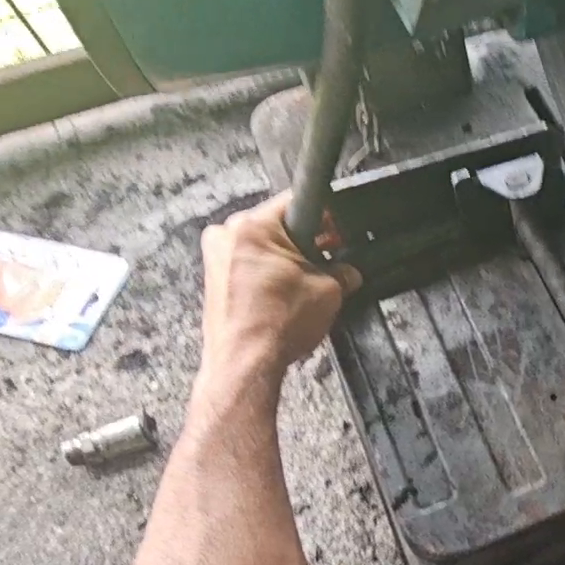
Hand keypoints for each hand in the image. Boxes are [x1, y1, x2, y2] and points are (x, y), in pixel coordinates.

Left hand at [197, 191, 361, 379]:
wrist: (245, 362)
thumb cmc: (277, 324)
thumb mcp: (328, 292)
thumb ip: (343, 273)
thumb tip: (349, 272)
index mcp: (252, 226)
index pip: (297, 202)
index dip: (327, 216)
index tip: (340, 232)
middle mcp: (226, 233)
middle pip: (277, 224)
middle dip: (306, 241)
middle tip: (330, 260)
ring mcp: (215, 256)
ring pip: (262, 245)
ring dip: (287, 258)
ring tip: (309, 283)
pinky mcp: (214, 278)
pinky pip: (249, 264)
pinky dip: (270, 273)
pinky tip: (287, 294)